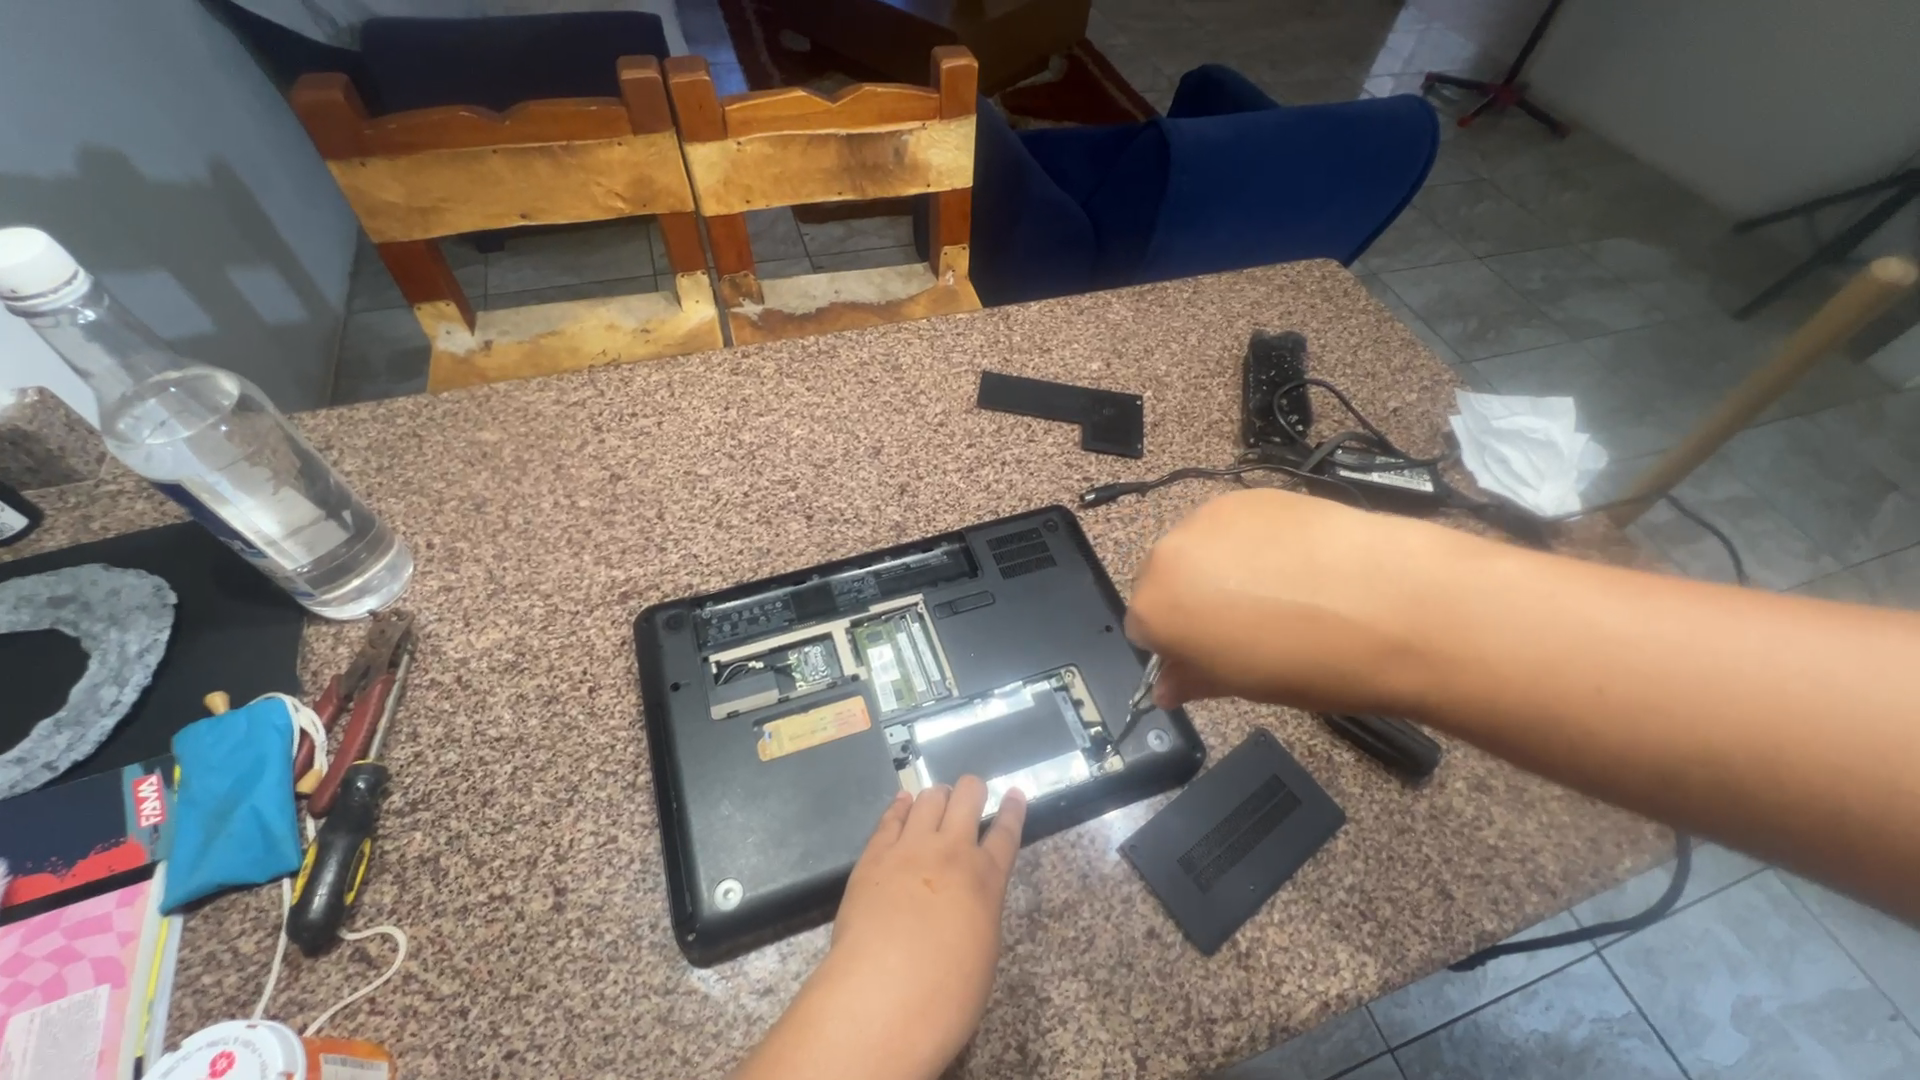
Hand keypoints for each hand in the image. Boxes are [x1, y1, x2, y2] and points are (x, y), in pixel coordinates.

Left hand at [829, 778, 1025, 1075]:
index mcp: (987, 880)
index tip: (1014, 792)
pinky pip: (890, 818)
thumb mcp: (983, 951)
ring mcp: (911, 848)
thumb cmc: (947, 994)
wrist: (886, 992)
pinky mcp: (874, 854)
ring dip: (937, 795)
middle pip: (966, 798)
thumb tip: (968, 904)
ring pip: (929, 799)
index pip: (1006, 833)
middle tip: (971, 792)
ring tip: (937, 797)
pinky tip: (902, 800)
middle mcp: (952, 852)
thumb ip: (979, 913)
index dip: (1012, 809)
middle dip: (972, 789)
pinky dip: (900, 806)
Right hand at [1125, 487, 1482, 714]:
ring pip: (1197, 549)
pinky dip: (1250, 544)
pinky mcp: (1251, 494)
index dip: (1175, 647)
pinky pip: (1232, 525)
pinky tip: (1295, 565)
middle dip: (1191, 602)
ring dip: (1218, 570)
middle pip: (1164, 581)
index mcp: (1155, 607)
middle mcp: (1169, 554)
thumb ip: (1192, 678)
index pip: (1141, 629)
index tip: (1208, 657)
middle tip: (1242, 628)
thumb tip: (1169, 684)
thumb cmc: (1311, 660)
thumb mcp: (1242, 685)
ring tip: (1274, 593)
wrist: (1392, 603)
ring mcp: (1210, 517)